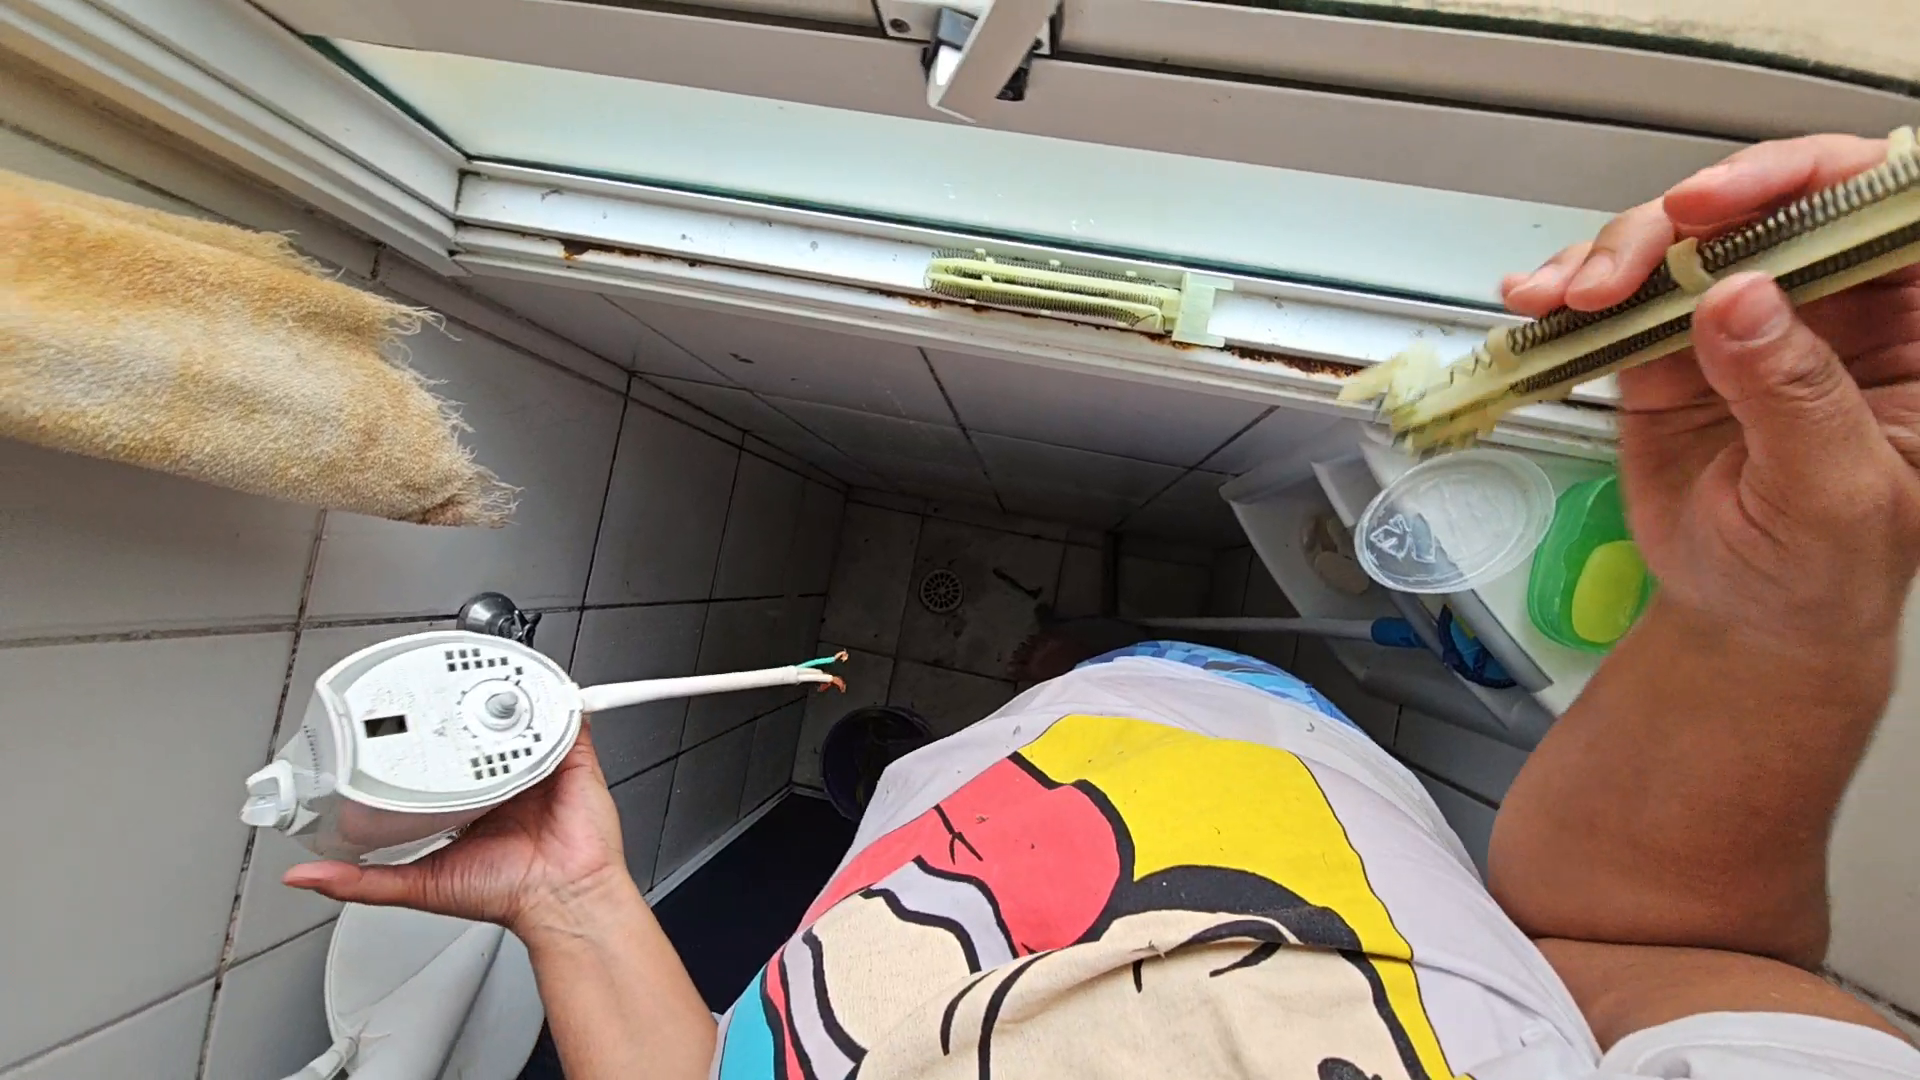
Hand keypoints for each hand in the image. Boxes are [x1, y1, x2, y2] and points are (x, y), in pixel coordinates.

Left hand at [283, 721, 635, 935]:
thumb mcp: (420, 886)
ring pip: (525, 727)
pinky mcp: (576, 763)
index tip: (414, 732)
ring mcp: (544, 772)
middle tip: (451, 700)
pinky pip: (567, 727)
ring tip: (493, 691)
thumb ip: (362, 881)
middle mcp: (511, 787)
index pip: (451, 768)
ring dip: (513, 709)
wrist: (561, 896)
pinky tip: (540, 699)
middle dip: (472, 719)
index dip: (435, 747)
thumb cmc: (506, 894)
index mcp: (477, 809)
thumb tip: (304, 876)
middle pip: (488, 741)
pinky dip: (557, 709)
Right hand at [1502, 135, 1919, 647]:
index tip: (1710, 207)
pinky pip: (1614, 309)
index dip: (1803, 180)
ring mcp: (1733, 330)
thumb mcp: (1827, 487)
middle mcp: (1828, 308)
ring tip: (1554, 301)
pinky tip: (1534, 304)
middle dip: (1667, 231)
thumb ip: (1793, 392)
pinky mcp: (1661, 359)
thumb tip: (1740, 297)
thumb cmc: (1819, 564)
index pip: (1883, 207)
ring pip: (1673, 251)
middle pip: (1756, 215)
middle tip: (1602, 286)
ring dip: (1601, 263)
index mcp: (1916, 323)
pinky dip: (1565, 301)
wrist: (1739, 607)